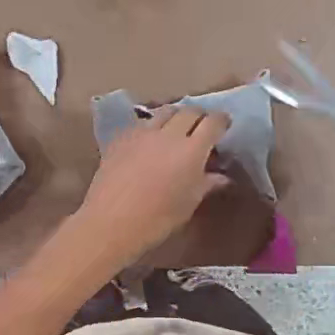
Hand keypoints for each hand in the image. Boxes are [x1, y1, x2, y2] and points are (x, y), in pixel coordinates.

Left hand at [73, 107, 230, 266]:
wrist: (110, 223)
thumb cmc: (156, 220)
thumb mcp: (188, 204)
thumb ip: (206, 184)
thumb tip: (222, 177)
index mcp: (192, 149)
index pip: (213, 122)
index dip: (221, 122)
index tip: (223, 127)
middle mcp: (168, 134)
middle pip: (189, 111)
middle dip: (199, 117)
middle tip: (200, 129)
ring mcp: (141, 134)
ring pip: (163, 113)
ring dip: (174, 118)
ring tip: (175, 131)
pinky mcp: (120, 139)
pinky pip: (140, 125)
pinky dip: (151, 128)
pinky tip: (148, 143)